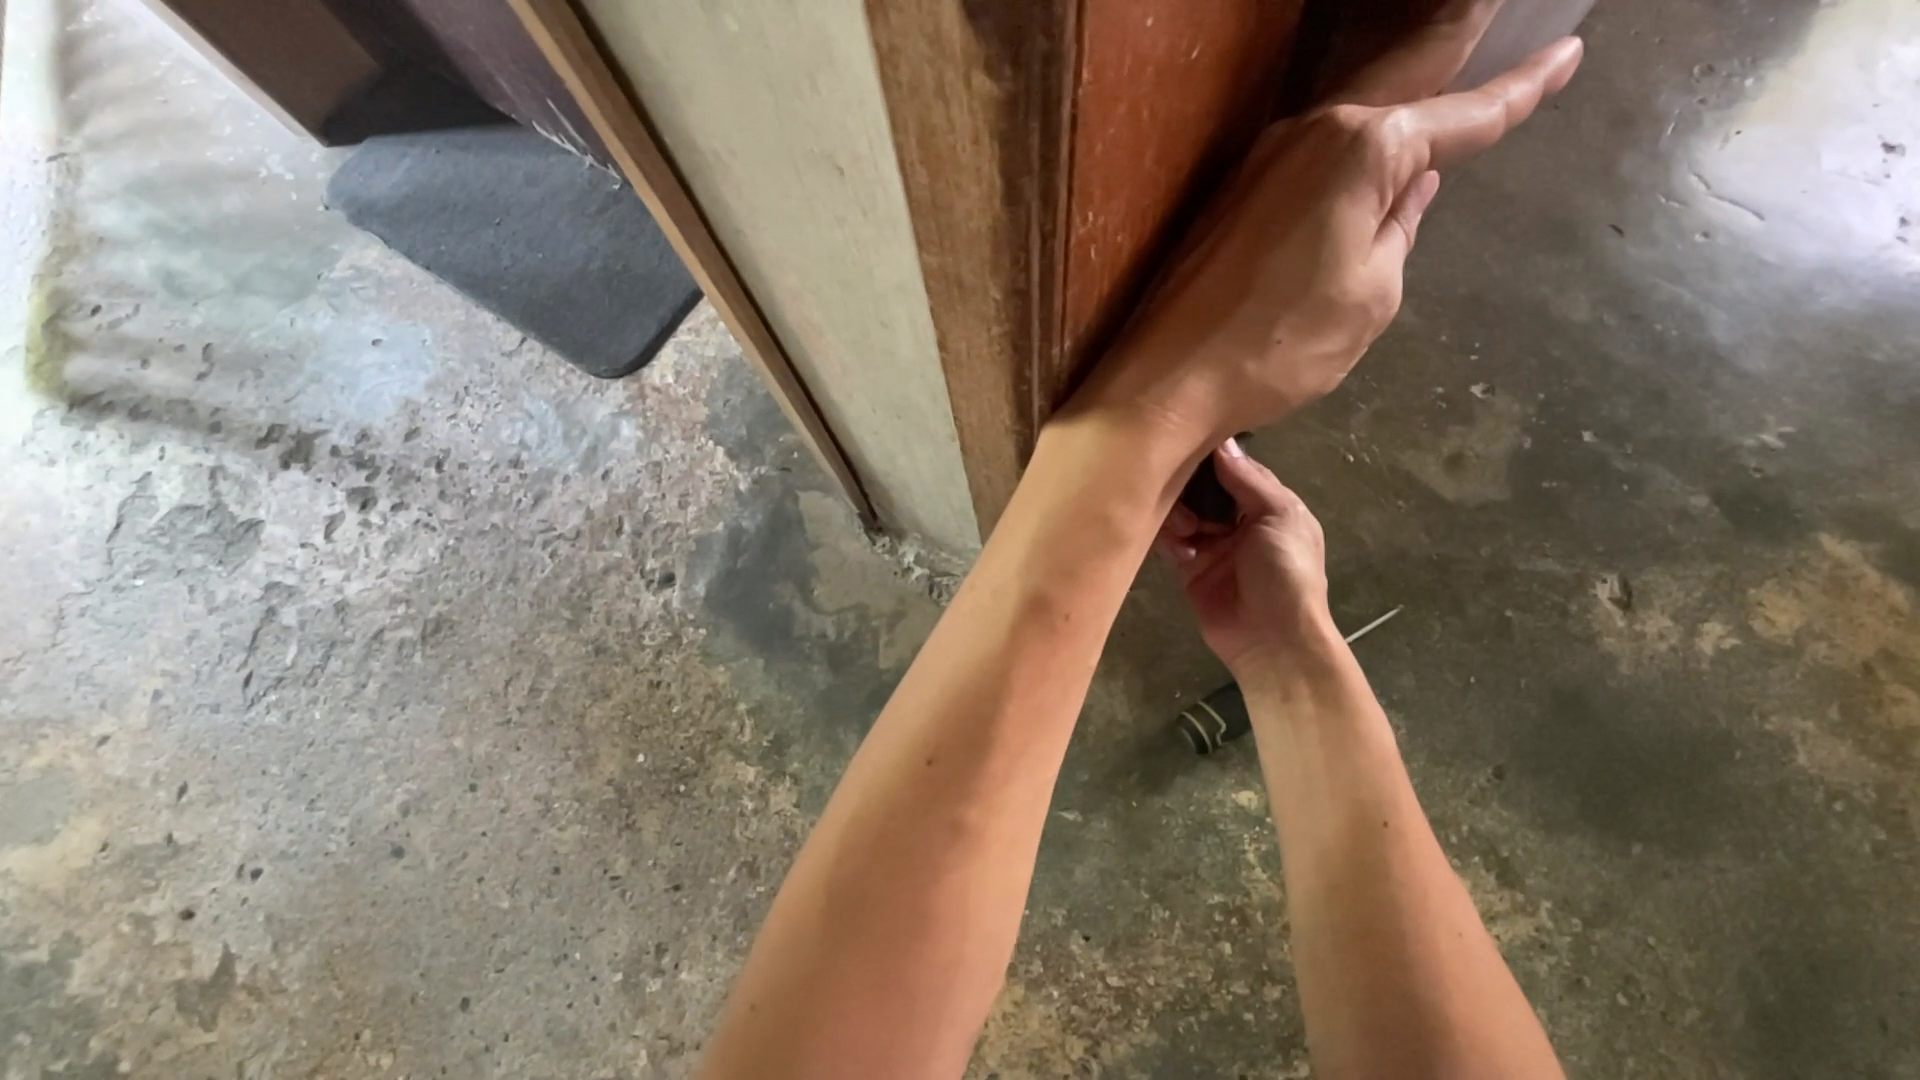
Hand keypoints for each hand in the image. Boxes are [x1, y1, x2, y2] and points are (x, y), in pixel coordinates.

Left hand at [1069, 1, 1583, 448]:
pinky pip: (1297, 185)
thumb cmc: (1280, 347)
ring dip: (1375, 173)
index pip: (1462, 116)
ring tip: (1404, 202)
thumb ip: (1401, 231)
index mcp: (1360, 150)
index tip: (1567, 57)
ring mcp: (1252, 169)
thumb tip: (1412, 188)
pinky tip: (1335, 228)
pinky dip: (1329, 197)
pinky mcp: (1221, 205)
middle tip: (1490, 115)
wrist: (1165, 384)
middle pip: (1390, 127)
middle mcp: (1301, 138)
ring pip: (1338, 157)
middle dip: (1436, 130)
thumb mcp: (1371, 296)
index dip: (1519, 92)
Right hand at [1157, 440, 1332, 678]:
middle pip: (1202, 490)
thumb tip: (1222, 442)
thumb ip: (1249, 480)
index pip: (1234, 469)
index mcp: (1269, 504)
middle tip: (1183, 499)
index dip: (1212, 457)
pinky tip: (1182, 552)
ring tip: (1187, 531)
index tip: (1185, 442)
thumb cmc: (1287, 574)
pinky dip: (1170, 542)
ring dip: (1178, 517)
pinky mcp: (1190, 570)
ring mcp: (1213, 546)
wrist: (1274, 640)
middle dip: (1189, 490)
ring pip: (1182, 514)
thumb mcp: (1279, 517)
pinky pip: (1170, 544)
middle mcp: (1239, 521)